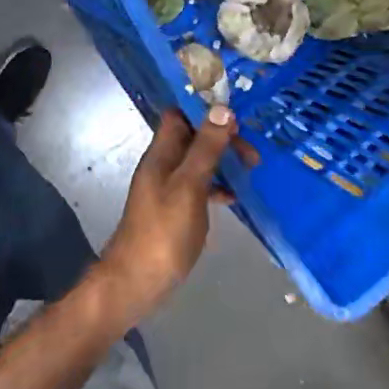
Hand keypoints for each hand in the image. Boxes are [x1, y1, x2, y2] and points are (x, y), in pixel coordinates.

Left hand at [95, 106, 257, 319]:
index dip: (203, 110)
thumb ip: (205, 148)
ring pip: (196, 162)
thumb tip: (222, 108)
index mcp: (160, 154)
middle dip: (220, 138)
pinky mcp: (174, 210)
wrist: (138, 280)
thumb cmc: (164, 231)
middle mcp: (161, 166)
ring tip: (250, 170)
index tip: (234, 117)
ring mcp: (166, 188)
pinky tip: (233, 198)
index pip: (178, 115)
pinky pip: (197, 187)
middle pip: (191, 137)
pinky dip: (216, 186)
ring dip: (221, 161)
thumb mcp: (189, 186)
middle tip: (251, 154)